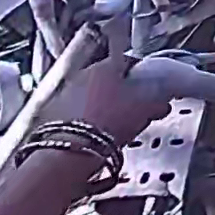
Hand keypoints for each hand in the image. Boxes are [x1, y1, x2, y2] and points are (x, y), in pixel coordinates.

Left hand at [38, 53, 170, 142]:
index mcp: (104, 67)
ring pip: (90, 95)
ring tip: (116, 124)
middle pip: (107, 78)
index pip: (127, 61)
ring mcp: (63, 95)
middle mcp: (81, 75)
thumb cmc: (108, 123)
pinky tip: (96, 134)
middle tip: (134, 106)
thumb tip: (163, 103)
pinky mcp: (51, 117)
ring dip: (102, 105)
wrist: (69, 153)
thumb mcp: (144, 110)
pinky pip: (76, 113)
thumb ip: (157, 102)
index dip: (141, 72)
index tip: (149, 84)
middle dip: (121, 90)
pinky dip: (87, 120)